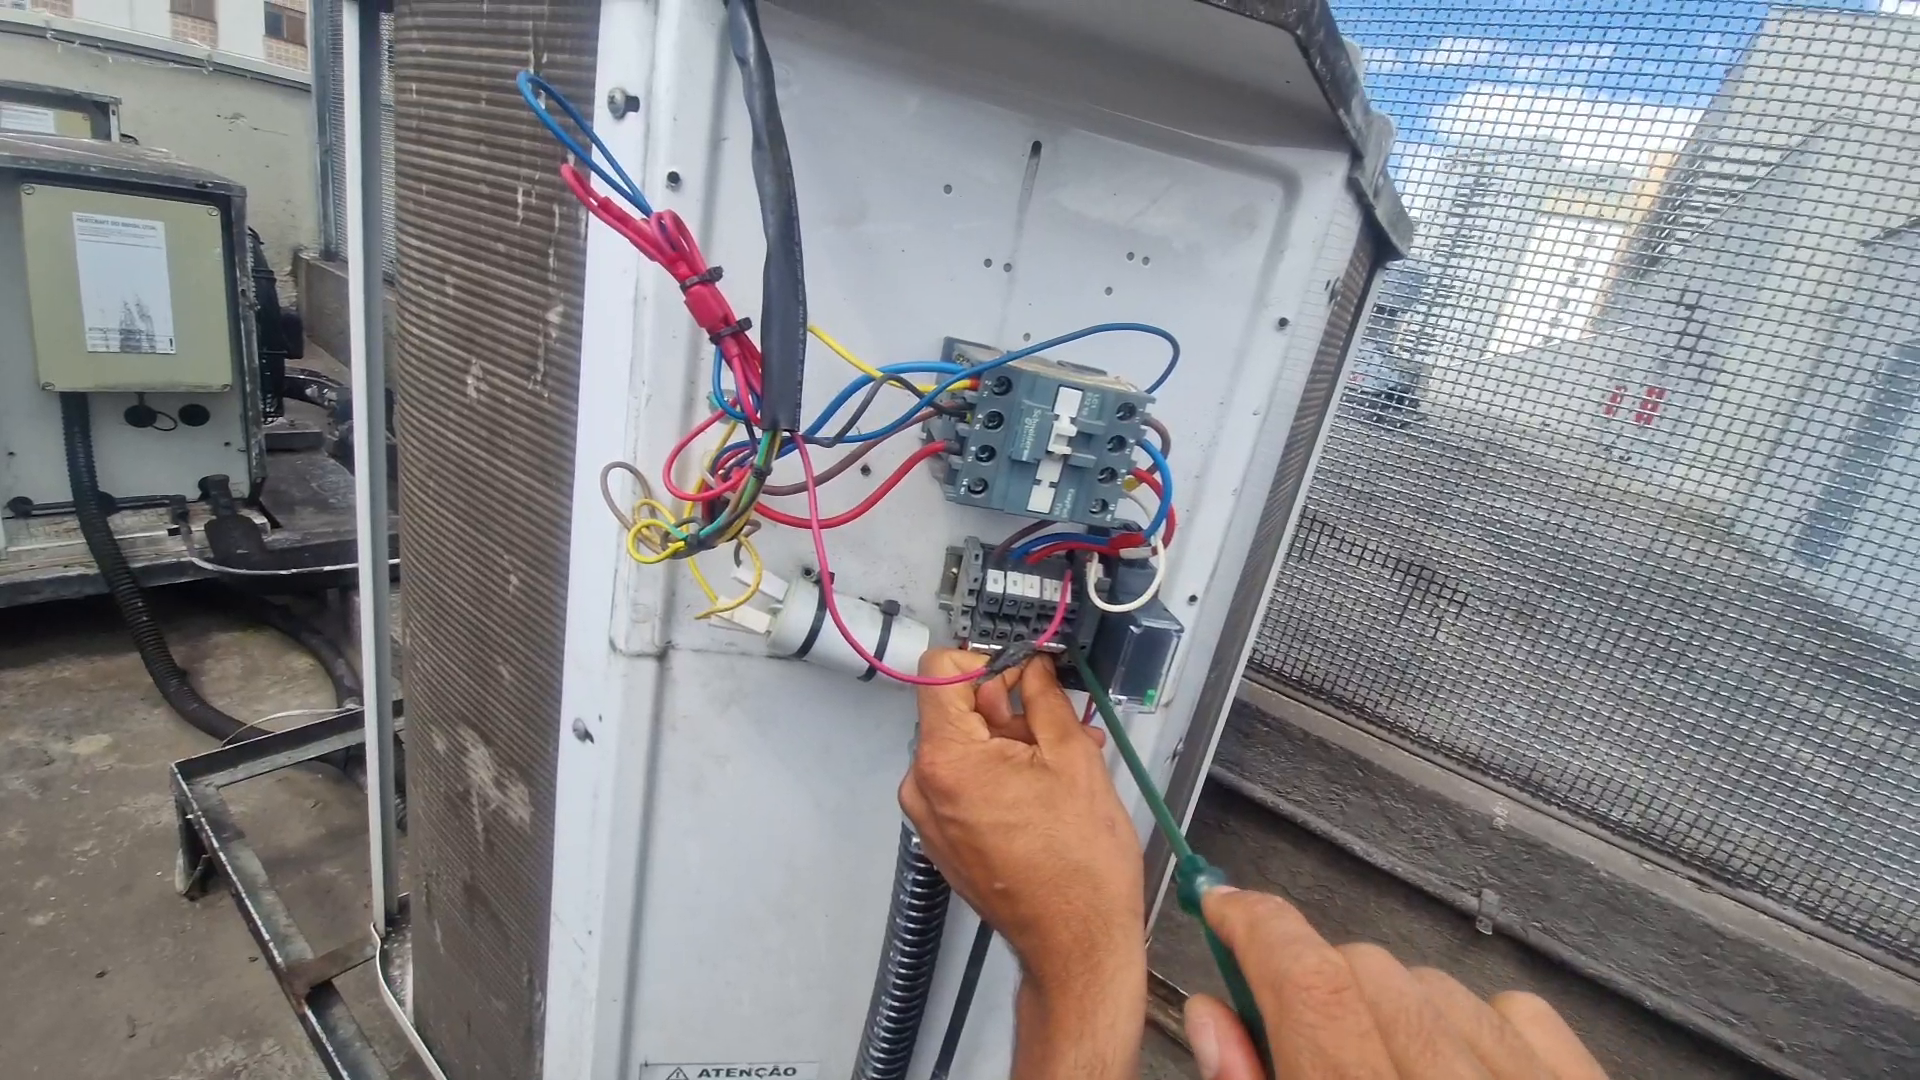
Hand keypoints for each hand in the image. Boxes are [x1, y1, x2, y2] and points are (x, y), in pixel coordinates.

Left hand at [901, 649, 1144, 1079]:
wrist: (1077, 946)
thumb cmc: (1080, 862)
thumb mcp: (1073, 757)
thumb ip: (1044, 697)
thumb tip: (1032, 665)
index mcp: (946, 760)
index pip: (937, 669)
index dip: (984, 660)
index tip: (1021, 675)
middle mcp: (922, 785)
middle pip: (953, 708)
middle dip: (1005, 705)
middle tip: (1055, 721)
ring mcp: (929, 815)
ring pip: (964, 744)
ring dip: (1011, 739)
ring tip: (1064, 756)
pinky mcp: (943, 835)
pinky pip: (964, 779)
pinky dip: (1000, 770)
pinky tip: (1046, 783)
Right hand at [1185, 888, 1610, 1079]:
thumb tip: (1213, 1011)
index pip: (1311, 985)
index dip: (1255, 925)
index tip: (1219, 905)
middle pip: (1368, 968)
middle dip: (1315, 979)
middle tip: (1298, 1029)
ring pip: (1437, 982)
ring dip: (1392, 1004)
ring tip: (1386, 1068)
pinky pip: (1522, 1011)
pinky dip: (1478, 1023)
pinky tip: (1462, 1068)